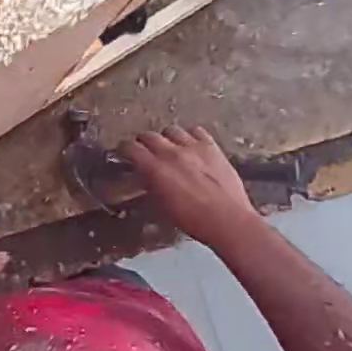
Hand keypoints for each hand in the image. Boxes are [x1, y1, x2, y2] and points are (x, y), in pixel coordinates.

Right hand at [122, 126, 262, 248]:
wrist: (227, 218)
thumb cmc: (192, 220)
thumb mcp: (163, 206)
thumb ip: (151, 185)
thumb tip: (145, 175)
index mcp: (155, 169)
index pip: (131, 148)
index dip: (124, 149)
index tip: (124, 151)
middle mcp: (171, 153)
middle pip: (150, 135)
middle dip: (144, 142)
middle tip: (145, 150)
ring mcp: (192, 146)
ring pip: (172, 130)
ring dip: (167, 138)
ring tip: (170, 146)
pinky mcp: (211, 146)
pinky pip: (196, 131)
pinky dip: (190, 136)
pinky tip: (192, 145)